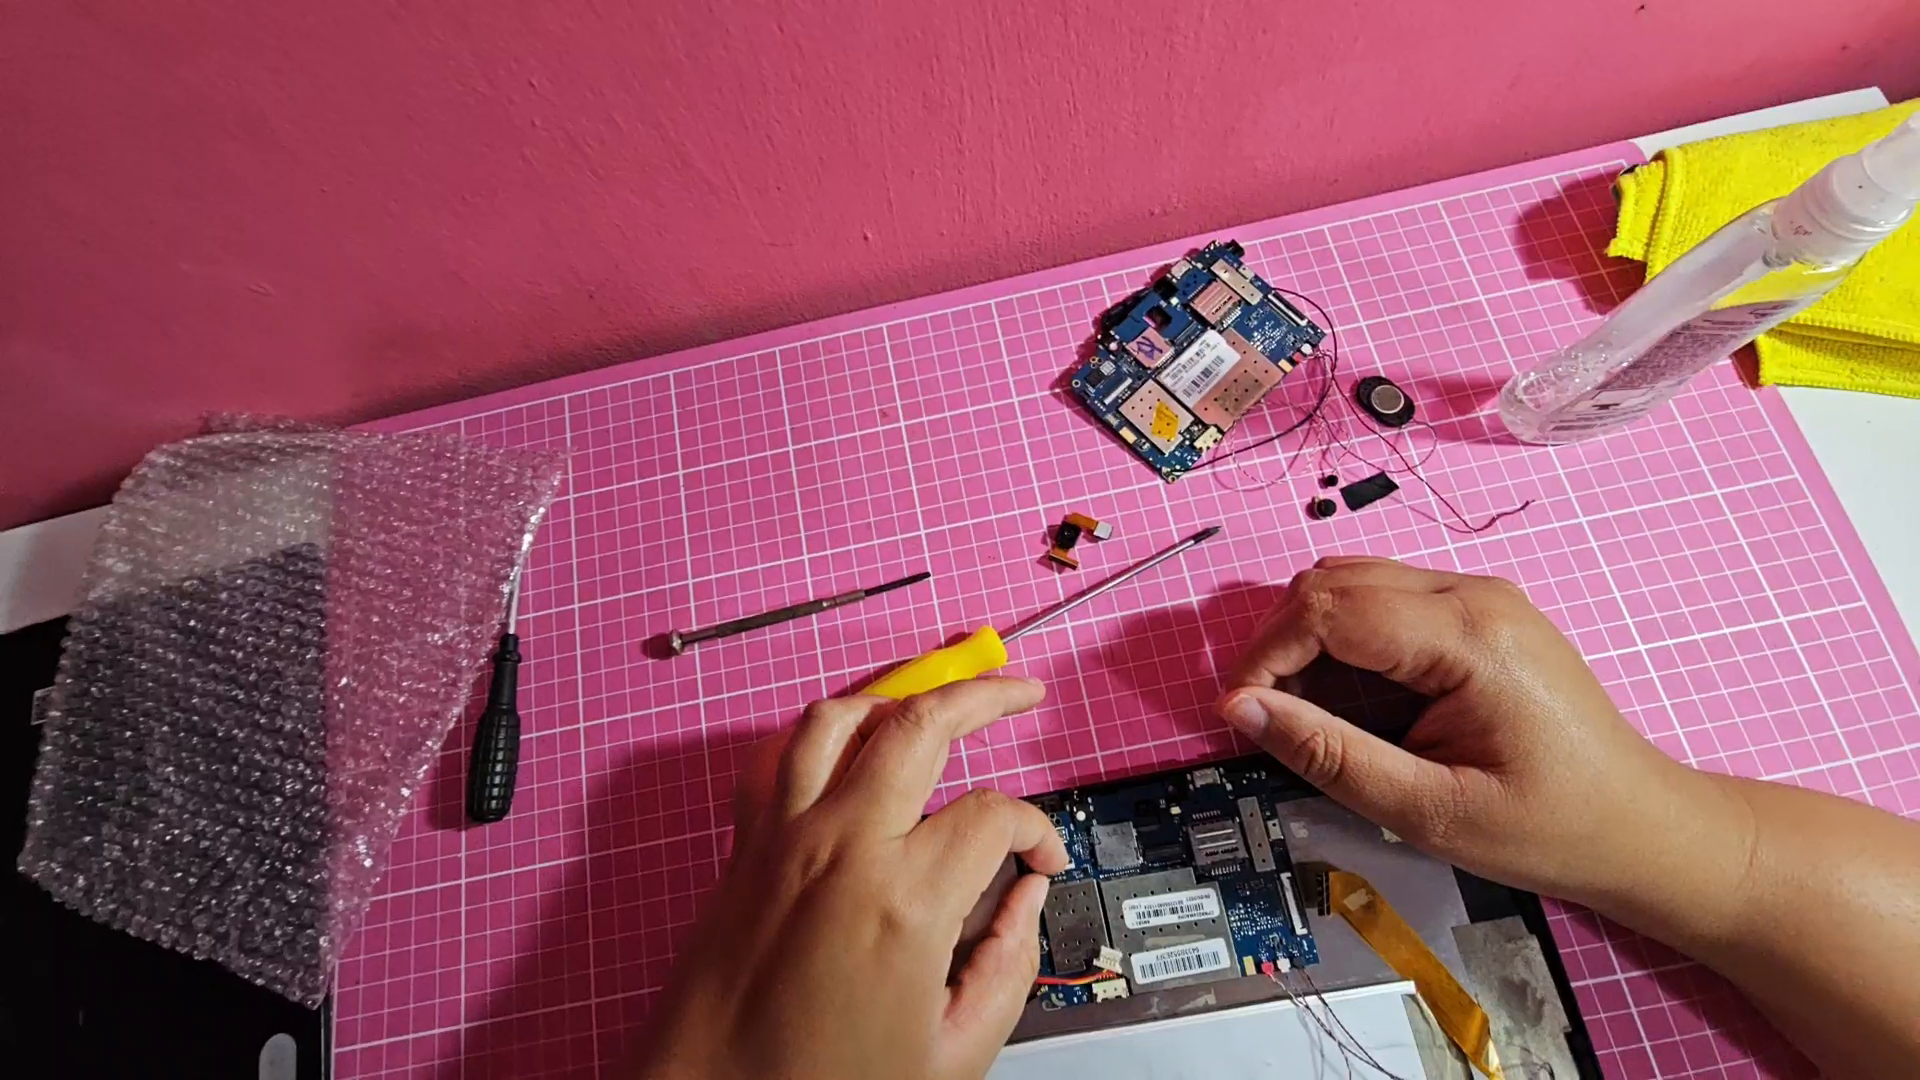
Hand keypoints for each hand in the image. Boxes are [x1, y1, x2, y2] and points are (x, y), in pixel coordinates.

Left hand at [633, 677, 1068, 1079]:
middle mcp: (842, 845)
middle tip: (1020, 690)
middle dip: (984, 695)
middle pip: (921, 725)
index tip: (1041, 856)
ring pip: (841, 718)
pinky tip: (845, 739)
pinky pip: (777, 755)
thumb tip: (1027, 894)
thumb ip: (1008, 965)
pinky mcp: (746, 843)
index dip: (1035, 829)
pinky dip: (817, 732)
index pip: (992, 817)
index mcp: (903, 902)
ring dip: (897, 695)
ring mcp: (786, 834)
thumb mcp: (951, 1057)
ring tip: (934, 698)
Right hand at [1214, 556, 1739, 903]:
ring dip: (1302, 633)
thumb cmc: (1549, 830)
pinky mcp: (1470, 606)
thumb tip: (1239, 709)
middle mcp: (1471, 592)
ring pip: (1345, 580)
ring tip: (1301, 699)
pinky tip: (1343, 685)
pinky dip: (1334, 633)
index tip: (1241, 709)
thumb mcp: (1427, 812)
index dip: (1266, 653)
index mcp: (1469, 635)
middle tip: (1267, 709)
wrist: (1650, 828)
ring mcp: (1474, 592)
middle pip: (1330, 582)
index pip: (1328, 608)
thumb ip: (1327, 753)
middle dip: (1278, 641)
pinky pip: (1373, 595)